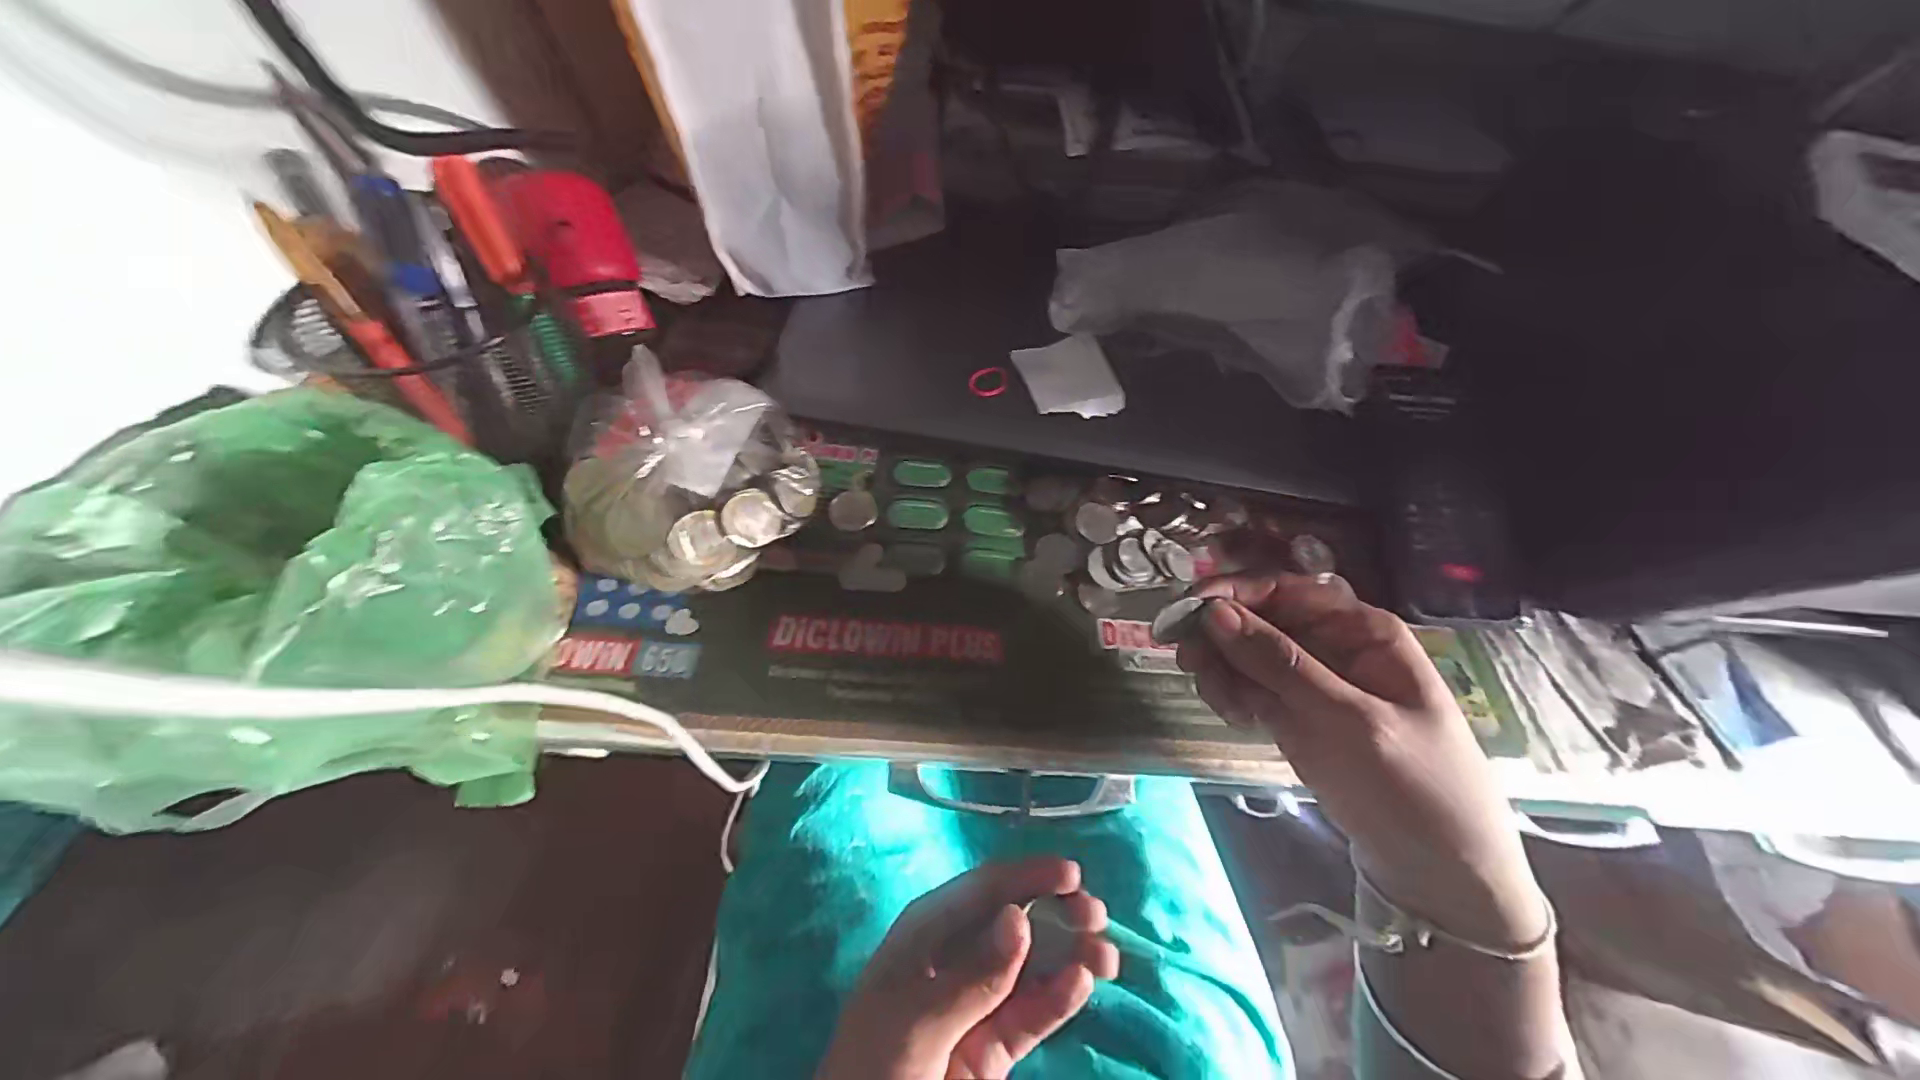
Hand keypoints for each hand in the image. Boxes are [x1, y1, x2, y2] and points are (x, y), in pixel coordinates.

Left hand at [817, 857, 1120, 1079]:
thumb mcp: (912, 1022)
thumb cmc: (873, 1067)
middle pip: (1013, 921)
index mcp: (926, 933)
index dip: (1025, 876)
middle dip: (1054, 911)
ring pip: (1031, 967)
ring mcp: (977, 1001)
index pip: (981, 890)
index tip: (1071, 874)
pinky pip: (1031, 1014)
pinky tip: (1082, 983)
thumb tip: (1019, 918)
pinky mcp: (993, 1047)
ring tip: (1105, 955)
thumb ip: (969, 978)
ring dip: (1068, 954)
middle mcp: (955, 957)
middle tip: (1095, 915)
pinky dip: (1058, 998)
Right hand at [1176, 573, 1545, 947]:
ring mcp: (1308, 682)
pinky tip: (1236, 718)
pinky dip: (1230, 696)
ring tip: (1222, 703)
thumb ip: (1279, 663)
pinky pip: (1246, 687)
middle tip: (1188, 662)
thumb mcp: (1349, 719)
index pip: (1283, 590)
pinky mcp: (1291, 714)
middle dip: (1218, 636)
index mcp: (1359, 630)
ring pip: (1243, 655)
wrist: (1439, 869)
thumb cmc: (1413, 784)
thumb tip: (1213, 611)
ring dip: (1220, 669)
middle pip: (1256, 620)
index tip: (1185, 609)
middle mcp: (1330, 646)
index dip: (1232, 593)